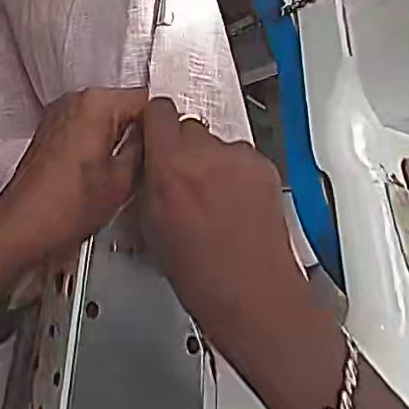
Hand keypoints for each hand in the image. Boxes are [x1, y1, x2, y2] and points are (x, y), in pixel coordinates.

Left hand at [0, 87, 146, 302]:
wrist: (21, 228)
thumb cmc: (63, 208)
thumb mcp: (124, 180)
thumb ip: (147, 148)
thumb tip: (156, 139)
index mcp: (97, 104)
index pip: (147, 100)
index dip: (162, 126)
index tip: (167, 147)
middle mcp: (76, 99)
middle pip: (125, 106)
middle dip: (139, 132)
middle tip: (148, 163)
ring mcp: (61, 113)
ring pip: (106, 117)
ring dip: (118, 138)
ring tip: (123, 172)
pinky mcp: (51, 129)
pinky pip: (86, 126)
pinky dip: (97, 143)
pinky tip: (101, 173)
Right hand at [138, 98, 337, 408]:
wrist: (253, 297)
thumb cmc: (204, 278)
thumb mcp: (152, 230)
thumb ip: (146, 186)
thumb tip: (146, 167)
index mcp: (170, 168)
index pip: (158, 111)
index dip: (155, 123)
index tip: (155, 132)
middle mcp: (205, 155)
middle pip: (188, 126)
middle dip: (183, 148)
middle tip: (185, 179)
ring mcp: (238, 158)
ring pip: (216, 142)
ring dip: (211, 161)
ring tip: (214, 200)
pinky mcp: (263, 166)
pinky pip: (241, 156)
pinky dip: (237, 172)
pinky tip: (235, 203)